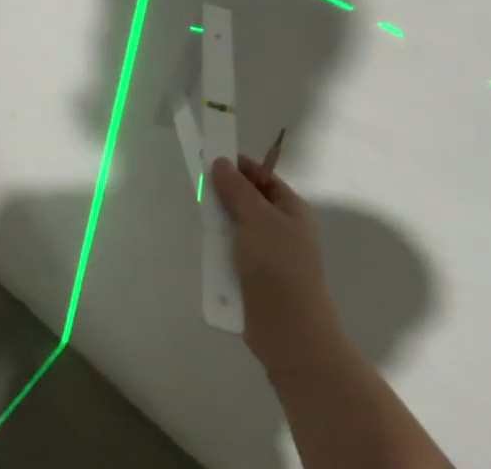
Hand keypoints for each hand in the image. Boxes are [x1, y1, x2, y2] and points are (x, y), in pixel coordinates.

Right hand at [210, 155, 347, 374]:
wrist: (289, 331)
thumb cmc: (279, 267)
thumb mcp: (257, 219)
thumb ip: (237, 189)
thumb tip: (220, 162)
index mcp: (291, 210)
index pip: (264, 177)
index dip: (240, 166)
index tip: (210, 159)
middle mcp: (281, 229)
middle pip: (247, 202)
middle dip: (224, 197)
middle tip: (199, 191)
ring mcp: (267, 255)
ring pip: (236, 229)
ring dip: (218, 227)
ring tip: (201, 224)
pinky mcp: (253, 278)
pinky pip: (231, 255)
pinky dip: (218, 252)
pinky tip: (205, 253)